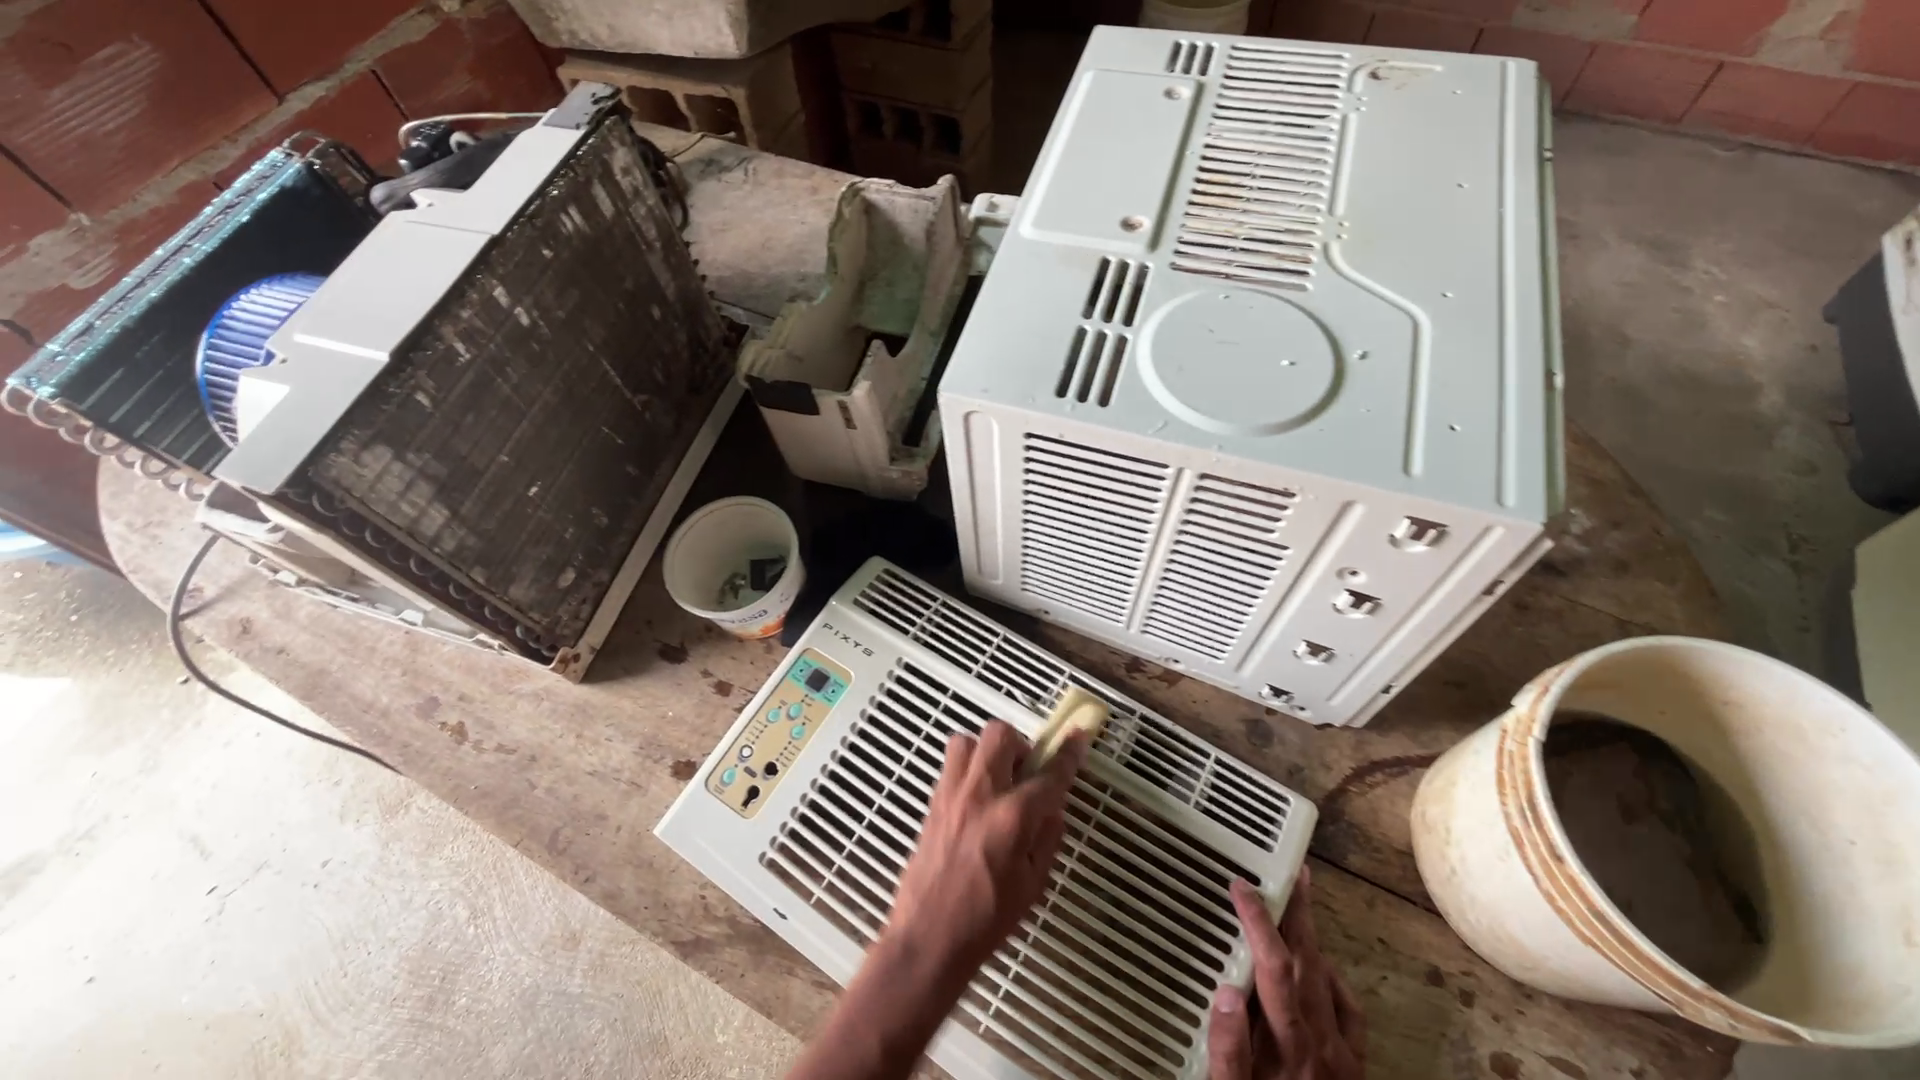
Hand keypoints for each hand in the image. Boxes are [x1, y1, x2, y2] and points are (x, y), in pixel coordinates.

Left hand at [883, 720, 1088, 975]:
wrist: (929, 937)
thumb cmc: (988, 919)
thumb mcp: (1035, 884)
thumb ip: (1047, 837)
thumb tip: (1051, 808)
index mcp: (1013, 816)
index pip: (1050, 773)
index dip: (1068, 752)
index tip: (1079, 736)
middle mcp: (981, 794)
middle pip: (1000, 736)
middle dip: (1021, 745)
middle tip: (1026, 773)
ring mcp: (951, 795)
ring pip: (968, 741)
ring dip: (987, 752)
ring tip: (997, 781)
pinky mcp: (931, 804)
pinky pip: (951, 766)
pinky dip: (967, 770)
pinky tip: (976, 800)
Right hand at [1210, 868, 1365, 1079]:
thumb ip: (1228, 1051)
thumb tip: (1226, 989)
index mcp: (1289, 1046)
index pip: (1272, 966)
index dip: (1258, 921)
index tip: (1240, 887)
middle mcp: (1321, 1044)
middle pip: (1309, 962)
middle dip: (1299, 913)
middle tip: (1295, 870)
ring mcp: (1342, 1056)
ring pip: (1328, 980)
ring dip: (1315, 936)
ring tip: (1304, 901)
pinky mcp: (1354, 1069)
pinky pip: (1349, 1013)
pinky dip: (1334, 981)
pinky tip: (1322, 969)